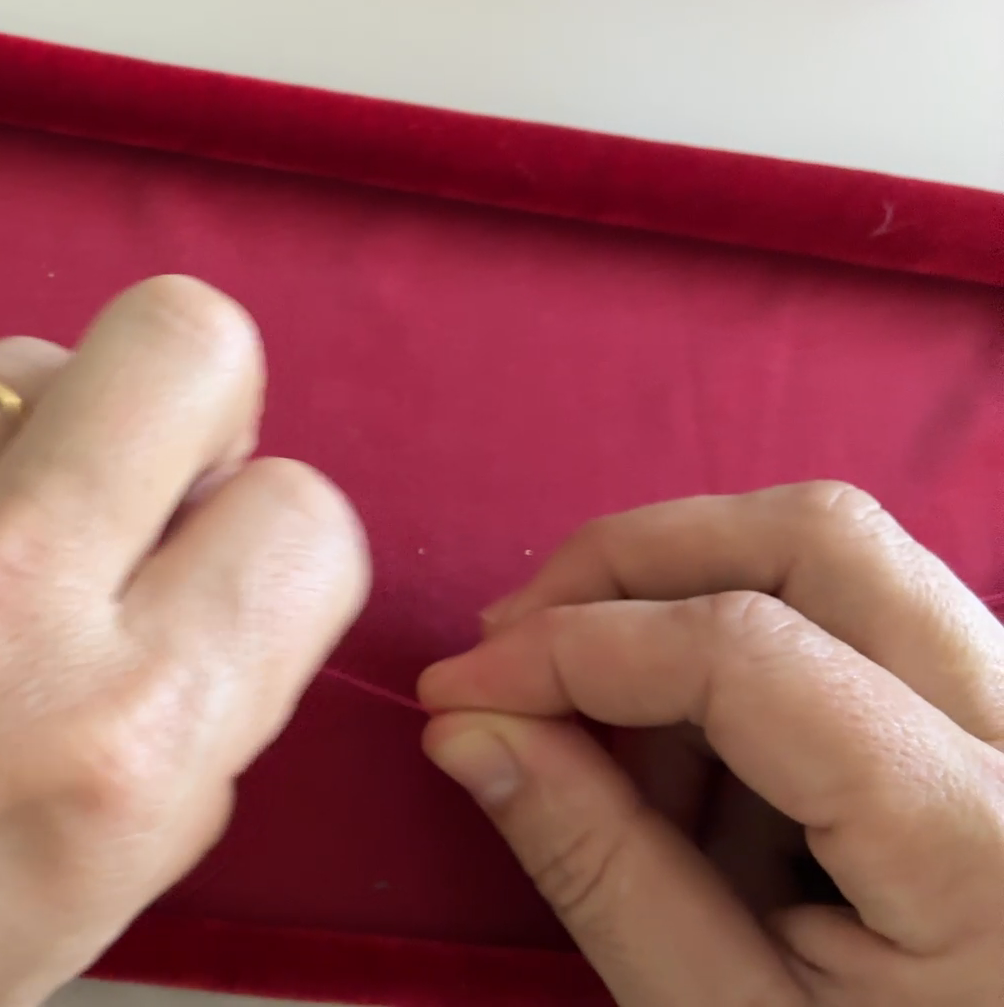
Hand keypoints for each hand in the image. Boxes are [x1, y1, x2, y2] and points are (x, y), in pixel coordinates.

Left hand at [0, 277, 368, 1006]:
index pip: (302, 521)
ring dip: (29, 438)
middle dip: (194, 381)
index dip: (279, 530)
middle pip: (180, 340)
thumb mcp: (94, 878)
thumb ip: (182, 705)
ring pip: (19, 365)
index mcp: (120, 738)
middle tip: (140, 455)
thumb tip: (203, 565)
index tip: (223, 550)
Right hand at [418, 483, 1003, 1005]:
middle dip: (620, 561)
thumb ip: (592, 864)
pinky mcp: (993, 723)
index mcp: (1003, 852)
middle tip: (517, 634)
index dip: (561, 648)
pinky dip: (704, 650)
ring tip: (590, 719)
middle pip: (812, 539)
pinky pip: (830, 616)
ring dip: (656, 602)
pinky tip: (673, 758)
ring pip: (821, 555)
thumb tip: (460, 729)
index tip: (453, 691)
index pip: (739, 654)